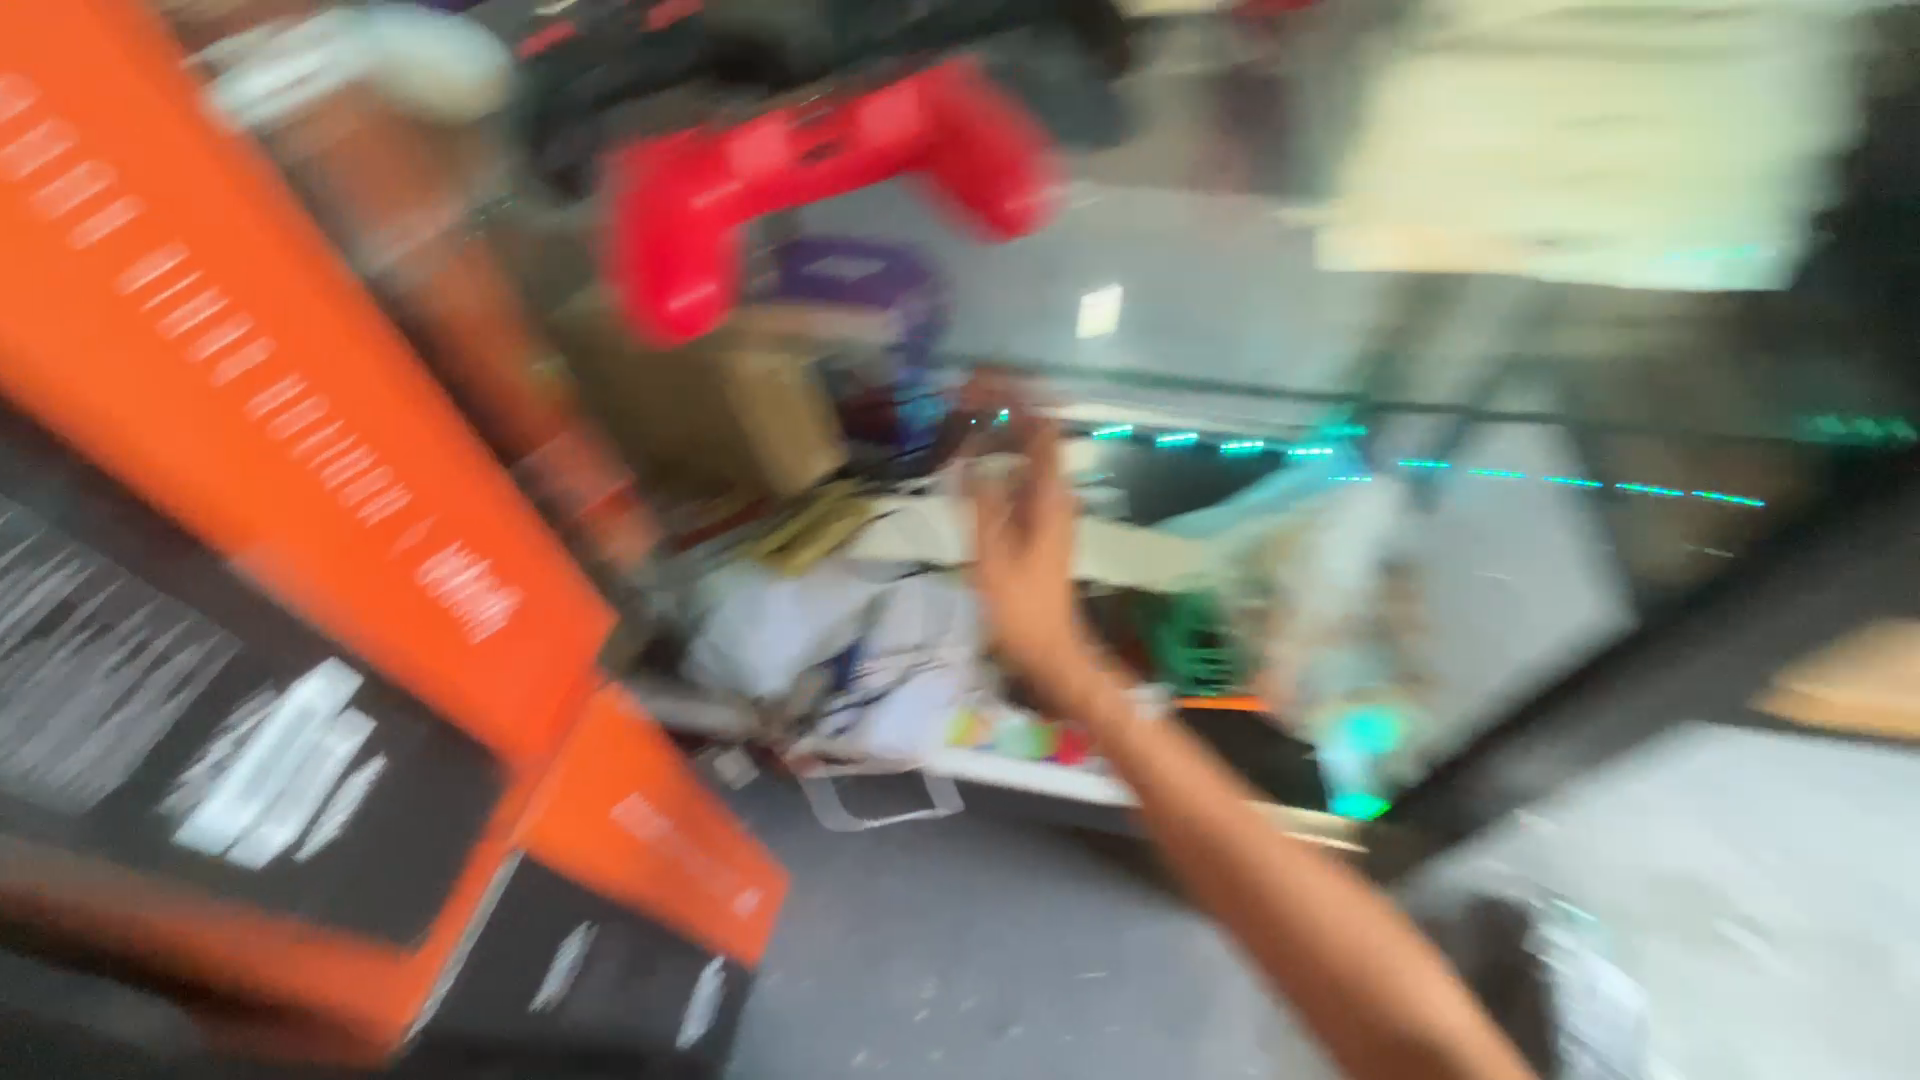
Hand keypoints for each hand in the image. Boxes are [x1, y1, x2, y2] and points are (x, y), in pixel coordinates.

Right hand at [958, 373, 1093, 686]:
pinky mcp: (1042, 520)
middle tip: (961, 393)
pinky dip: (1000, 455)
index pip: (1039, 425)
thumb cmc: (1020, 608)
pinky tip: (973, 458)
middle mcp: (1057, 492)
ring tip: (962, 414)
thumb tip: (971, 452)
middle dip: (1003, 404)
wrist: (1050, 648)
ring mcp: (1052, 506)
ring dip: (1000, 427)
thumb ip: (981, 501)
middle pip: (1036, 431)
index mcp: (1050, 495)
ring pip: (1029, 451)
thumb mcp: (992, 555)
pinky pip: (1022, 473)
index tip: (976, 382)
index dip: (1012, 396)